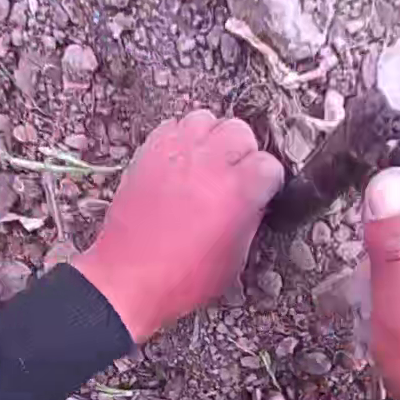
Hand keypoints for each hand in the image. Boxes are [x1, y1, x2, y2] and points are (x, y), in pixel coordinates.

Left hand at [73, 110, 283, 341]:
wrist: (130, 279)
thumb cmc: (180, 278)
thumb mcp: (233, 260)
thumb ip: (250, 221)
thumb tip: (255, 203)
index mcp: (237, 192)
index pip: (269, 164)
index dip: (268, 181)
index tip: (263, 192)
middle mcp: (208, 164)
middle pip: (240, 130)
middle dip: (243, 152)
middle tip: (237, 175)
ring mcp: (175, 155)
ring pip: (206, 119)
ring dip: (212, 138)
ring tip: (209, 164)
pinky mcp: (148, 154)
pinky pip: (173, 126)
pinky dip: (182, 138)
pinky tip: (183, 164)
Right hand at [360, 168, 399, 399]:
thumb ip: (394, 238)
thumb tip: (387, 179)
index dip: (381, 231)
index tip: (372, 265)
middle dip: (378, 263)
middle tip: (378, 298)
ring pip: (399, 254)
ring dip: (378, 282)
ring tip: (380, 314)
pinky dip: (389, 294)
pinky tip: (387, 318)